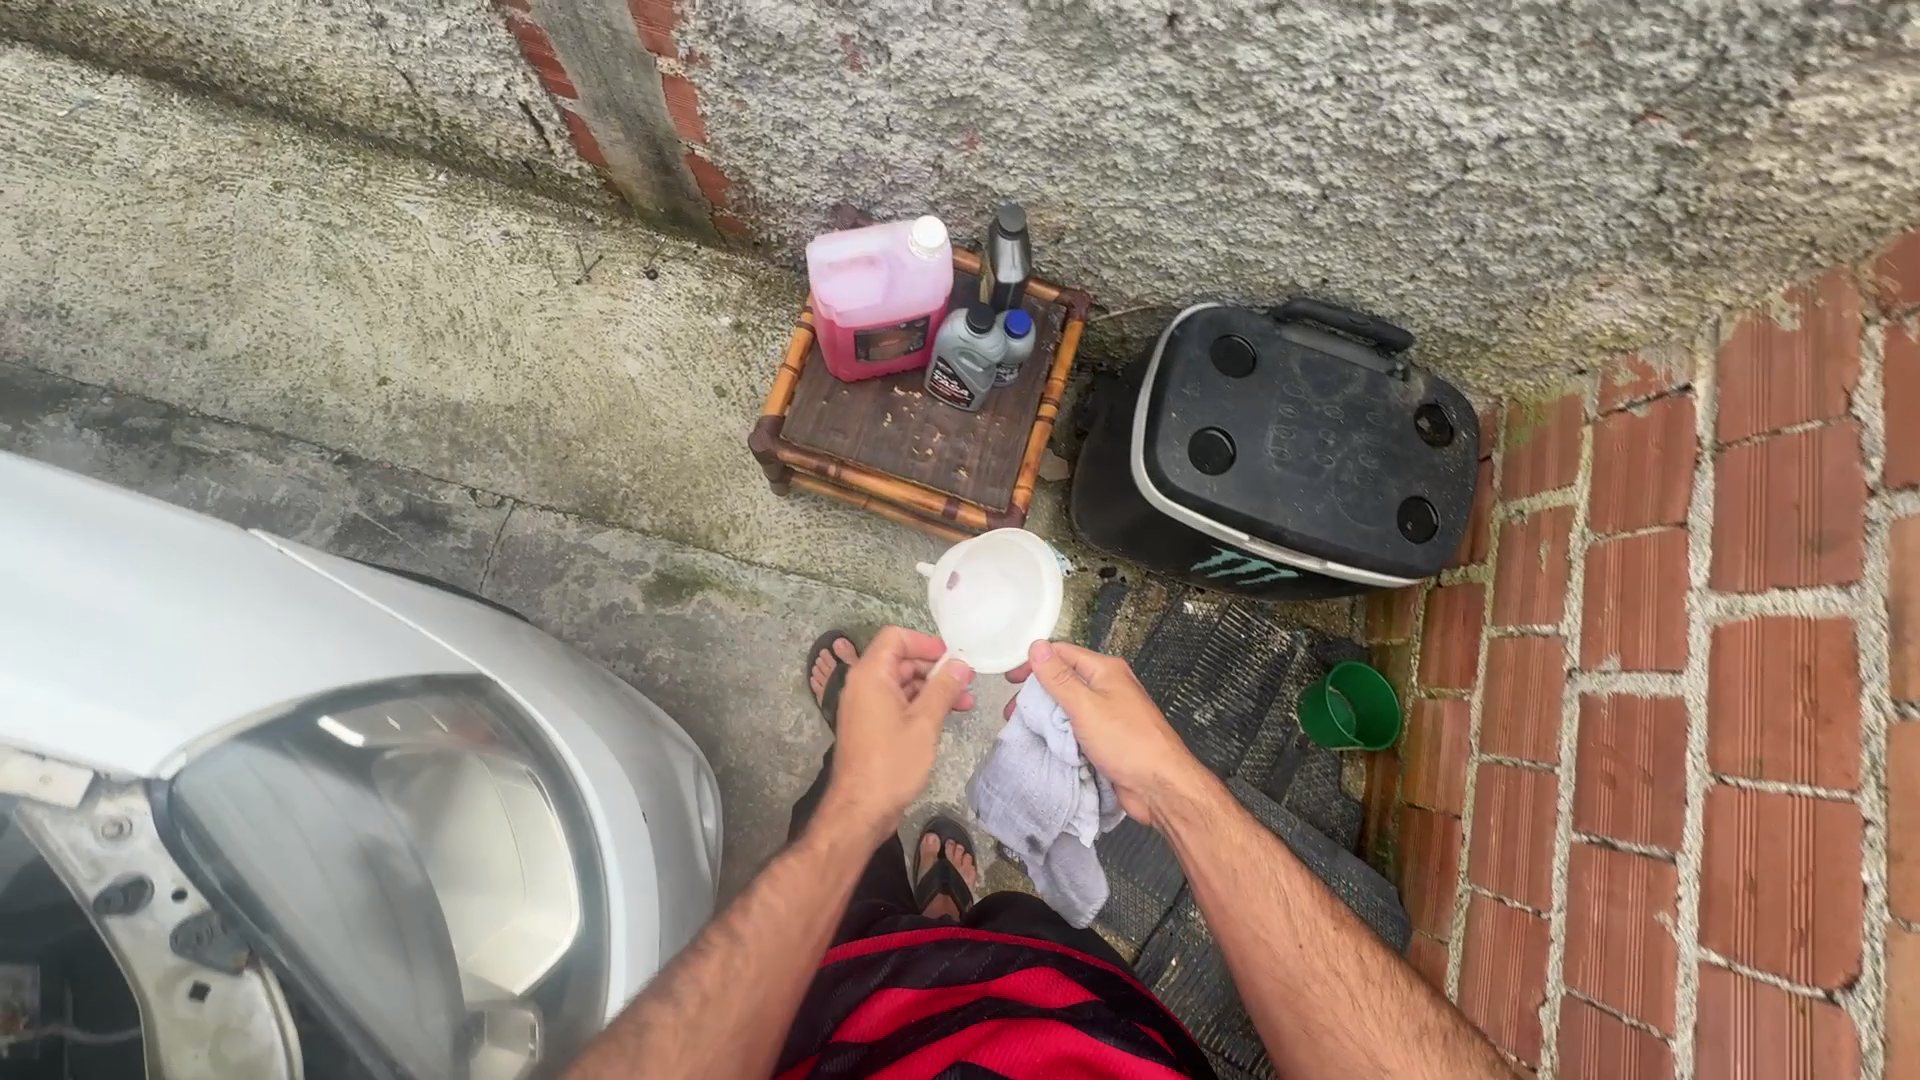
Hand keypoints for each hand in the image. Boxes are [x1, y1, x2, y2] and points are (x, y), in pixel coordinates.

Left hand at [820, 627, 973, 836]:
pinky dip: (921, 705)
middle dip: (934, 668)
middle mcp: (864, 685)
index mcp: (871, 675)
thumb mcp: (925, 722)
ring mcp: (867, 707)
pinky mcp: (872, 726)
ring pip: (903, 684)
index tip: (951, 656)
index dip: (924, 642)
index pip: (895, 637)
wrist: (861, 809)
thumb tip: (960, 664)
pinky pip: (898, 703)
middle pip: (901, 660)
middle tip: (966, 680)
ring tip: (966, 701)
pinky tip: (947, 715)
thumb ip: (944, 688)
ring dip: (933, 688)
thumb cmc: (892, 762)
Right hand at [1008, 640, 1208, 826]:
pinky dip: (1061, 733)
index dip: (1034, 663)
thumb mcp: (1085, 706)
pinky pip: (1077, 727)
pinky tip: (1047, 743)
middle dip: (1038, 693)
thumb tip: (1037, 646)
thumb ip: (1059, 677)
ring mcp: (1109, 712)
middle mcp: (1108, 686)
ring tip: (1026, 728)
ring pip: (1069, 706)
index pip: (1061, 653)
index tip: (1011, 680)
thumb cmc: (1128, 743)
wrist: (1160, 787)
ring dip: (1047, 715)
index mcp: (1106, 670)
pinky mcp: (1108, 736)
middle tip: (1014, 710)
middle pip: (1064, 679)